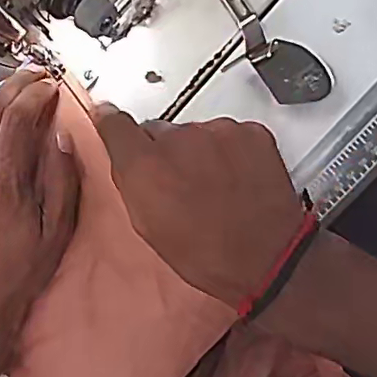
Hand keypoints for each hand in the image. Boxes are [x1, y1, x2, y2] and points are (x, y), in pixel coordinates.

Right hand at [93, 105, 305, 308]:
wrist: (266, 258)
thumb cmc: (207, 253)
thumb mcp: (148, 226)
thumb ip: (131, 183)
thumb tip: (125, 162)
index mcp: (143, 166)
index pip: (115, 123)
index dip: (112, 123)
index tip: (110, 118)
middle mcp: (177, 140)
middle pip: (160, 130)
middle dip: (165, 152)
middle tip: (181, 182)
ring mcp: (216, 132)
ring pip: (196, 132)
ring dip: (200, 152)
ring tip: (214, 187)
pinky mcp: (249, 132)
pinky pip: (229, 134)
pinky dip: (230, 151)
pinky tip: (235, 179)